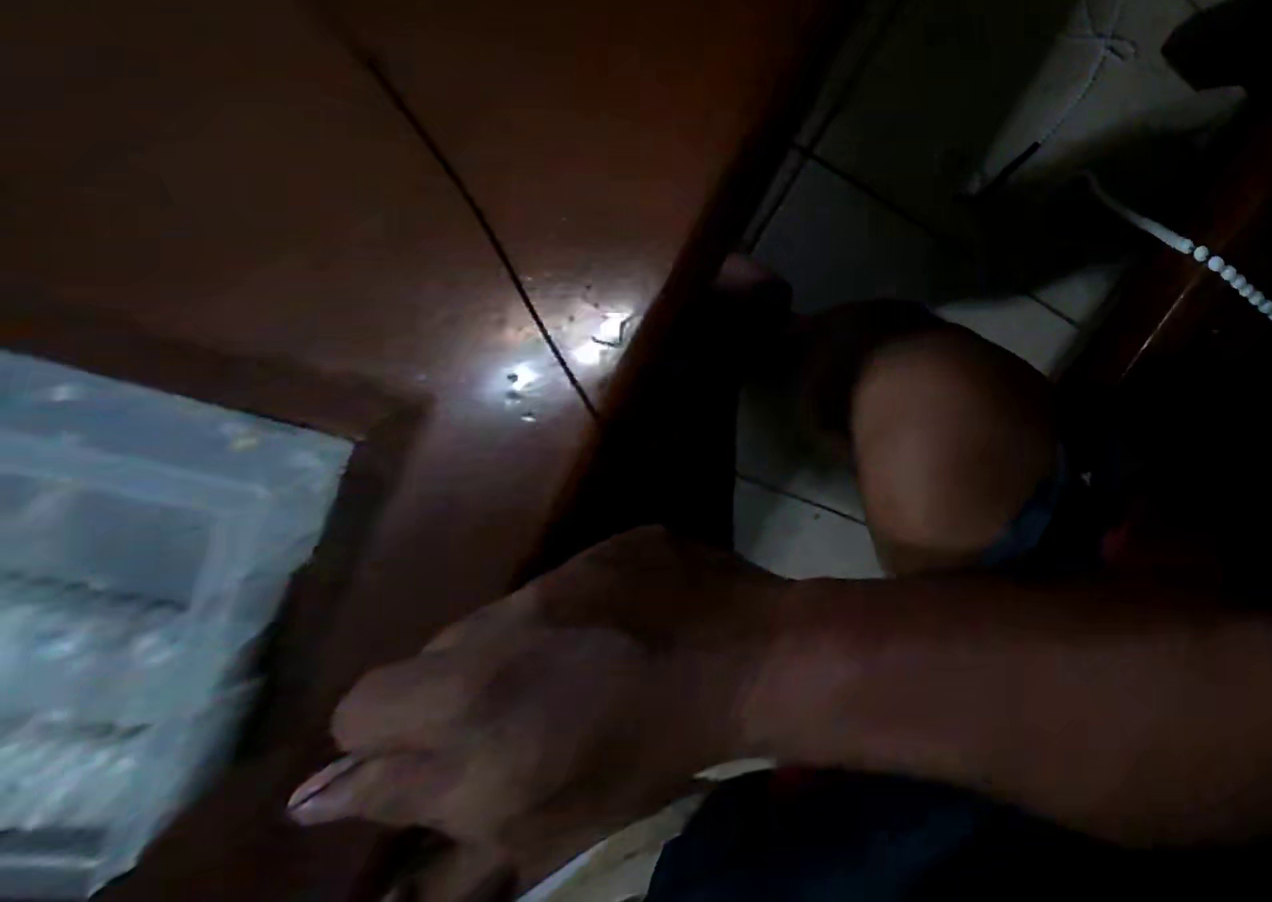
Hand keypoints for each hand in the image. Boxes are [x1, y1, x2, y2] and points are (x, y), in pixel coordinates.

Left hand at [286, 528, 775, 861]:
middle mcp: (472, 773)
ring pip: (421, 830)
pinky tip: (522, 787)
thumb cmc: (679, 596)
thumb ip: (509, 611)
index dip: (398, 688)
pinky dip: (485, 829)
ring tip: (480, 759)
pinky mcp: (560, 843)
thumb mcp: (594, 564)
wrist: (757, 667)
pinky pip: (484, 859)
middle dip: (394, 753)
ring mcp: (514, 821)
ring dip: (434, 795)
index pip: (361, 713)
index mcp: (474, 688)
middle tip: (437, 726)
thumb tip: (458, 656)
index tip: (440, 673)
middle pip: (367, 791)